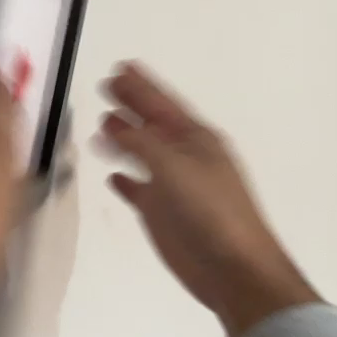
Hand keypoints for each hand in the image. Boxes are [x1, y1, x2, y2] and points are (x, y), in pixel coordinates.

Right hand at [98, 62, 319, 336]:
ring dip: (122, 138)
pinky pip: (137, 188)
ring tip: (102, 124)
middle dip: (131, 105)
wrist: (234, 269)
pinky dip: (125, 180)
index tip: (121, 67)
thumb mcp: (173, 167)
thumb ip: (139, 142)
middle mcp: (183, 157)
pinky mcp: (161, 212)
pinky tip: (113, 176)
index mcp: (195, 141)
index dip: (141, 86)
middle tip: (108, 85)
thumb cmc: (209, 211)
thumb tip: (111, 121)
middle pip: (151, 124)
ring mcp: (172, 185)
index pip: (162, 104)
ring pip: (141, 153)